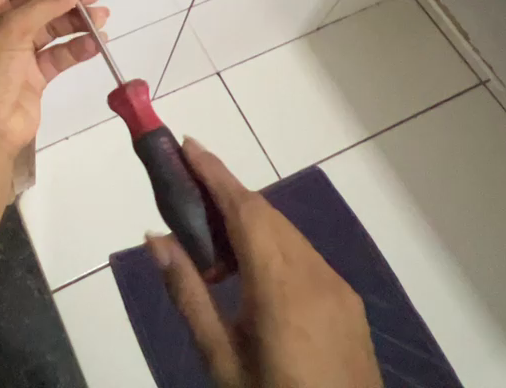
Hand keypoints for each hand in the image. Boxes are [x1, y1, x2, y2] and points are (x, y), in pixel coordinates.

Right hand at [147, 140, 378, 387]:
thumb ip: (188, 294)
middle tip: (185, 182)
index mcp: (281, 287)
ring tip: (209, 228)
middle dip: (225, 191)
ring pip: (286, 232)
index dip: (215, 173)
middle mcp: (315, 275)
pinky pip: (303, 255)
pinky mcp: (349, 304)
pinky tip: (249, 265)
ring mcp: (338, 289)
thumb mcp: (221, 360)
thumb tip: (155, 238)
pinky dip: (271, 243)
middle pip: (265, 215)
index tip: (187, 144)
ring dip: (248, 217)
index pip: (245, 211)